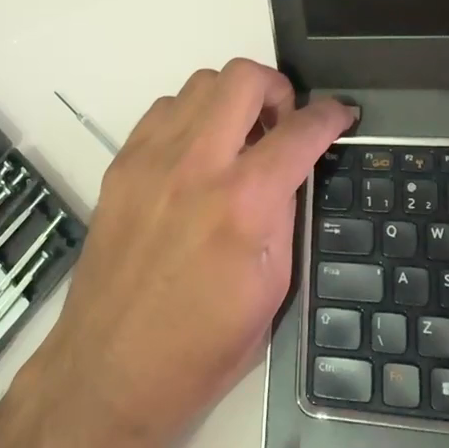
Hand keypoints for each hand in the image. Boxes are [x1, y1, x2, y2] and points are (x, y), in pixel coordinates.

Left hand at [0, 59, 354, 447]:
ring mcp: (151, 160)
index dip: (331, 116)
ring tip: (238, 137)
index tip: (340, 115)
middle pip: (244, 77)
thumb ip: (284, 216)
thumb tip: (290, 171)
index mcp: (242, 205)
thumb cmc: (199, 346)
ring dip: (231, 99)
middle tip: (282, 121)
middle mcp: (195, 167)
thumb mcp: (270, 290)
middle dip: (278, 87)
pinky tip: (195, 152)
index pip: (300, 131)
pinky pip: (163, 108)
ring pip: (201, 82)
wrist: (108, 370)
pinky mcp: (121, 165)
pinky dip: (190, 116)